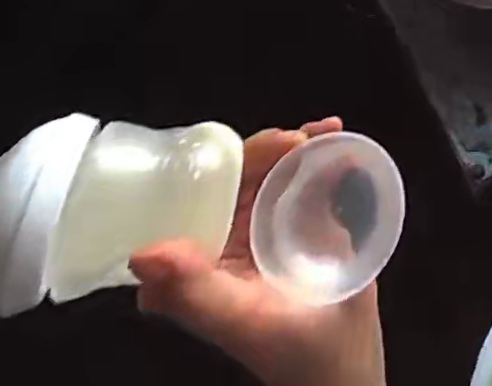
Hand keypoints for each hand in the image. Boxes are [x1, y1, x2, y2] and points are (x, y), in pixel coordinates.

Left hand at [128, 117, 384, 385]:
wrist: (350, 370)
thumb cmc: (297, 356)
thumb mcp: (243, 322)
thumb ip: (195, 293)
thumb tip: (141, 253)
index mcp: (205, 256)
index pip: (211, 189)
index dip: (237, 160)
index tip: (278, 144)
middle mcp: (230, 236)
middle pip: (246, 172)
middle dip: (274, 146)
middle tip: (304, 137)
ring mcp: (265, 227)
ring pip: (274, 169)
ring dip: (299, 143)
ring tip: (326, 129)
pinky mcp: (296, 224)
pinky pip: (301, 179)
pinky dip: (318, 154)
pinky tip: (336, 137)